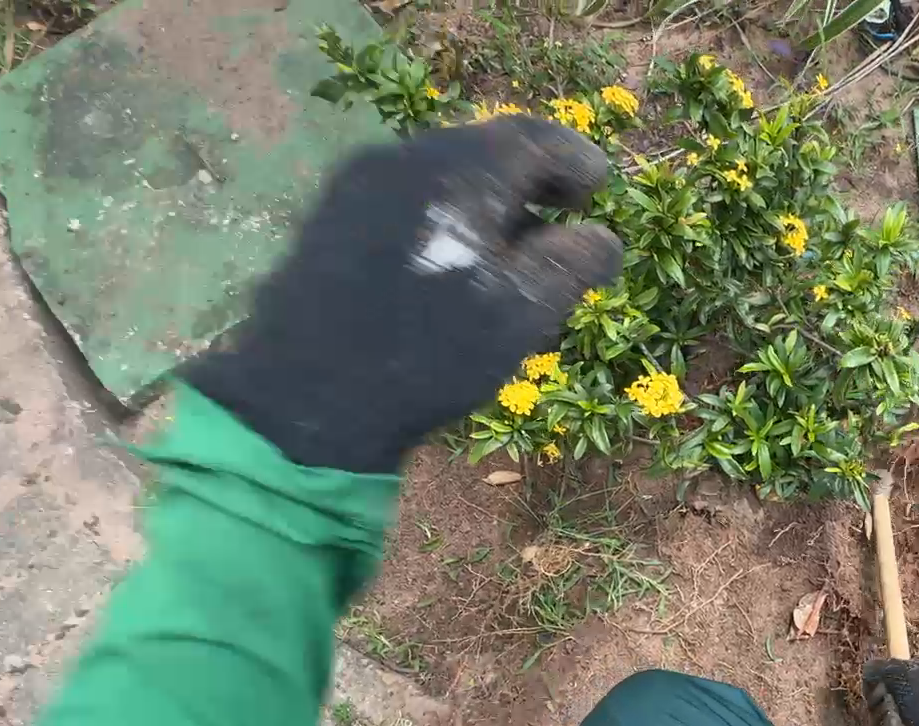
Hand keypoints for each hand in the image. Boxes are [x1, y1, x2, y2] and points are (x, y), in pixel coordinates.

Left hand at [184, 118, 623, 473]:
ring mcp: (364, 183)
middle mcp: (405, 160)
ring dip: (500, 200)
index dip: (575, 159)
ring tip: (527, 244)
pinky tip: (471, 257)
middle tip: (572, 210)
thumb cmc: (435, 351)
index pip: (530, 140)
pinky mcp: (340, 214)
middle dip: (538, 179)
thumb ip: (574, 265)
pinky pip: (420, 195)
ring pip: (452, 174)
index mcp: (458, 175)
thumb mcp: (524, 312)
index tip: (602, 185)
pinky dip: (462, 213)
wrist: (314, 391)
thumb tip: (604, 237)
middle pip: (488, 151)